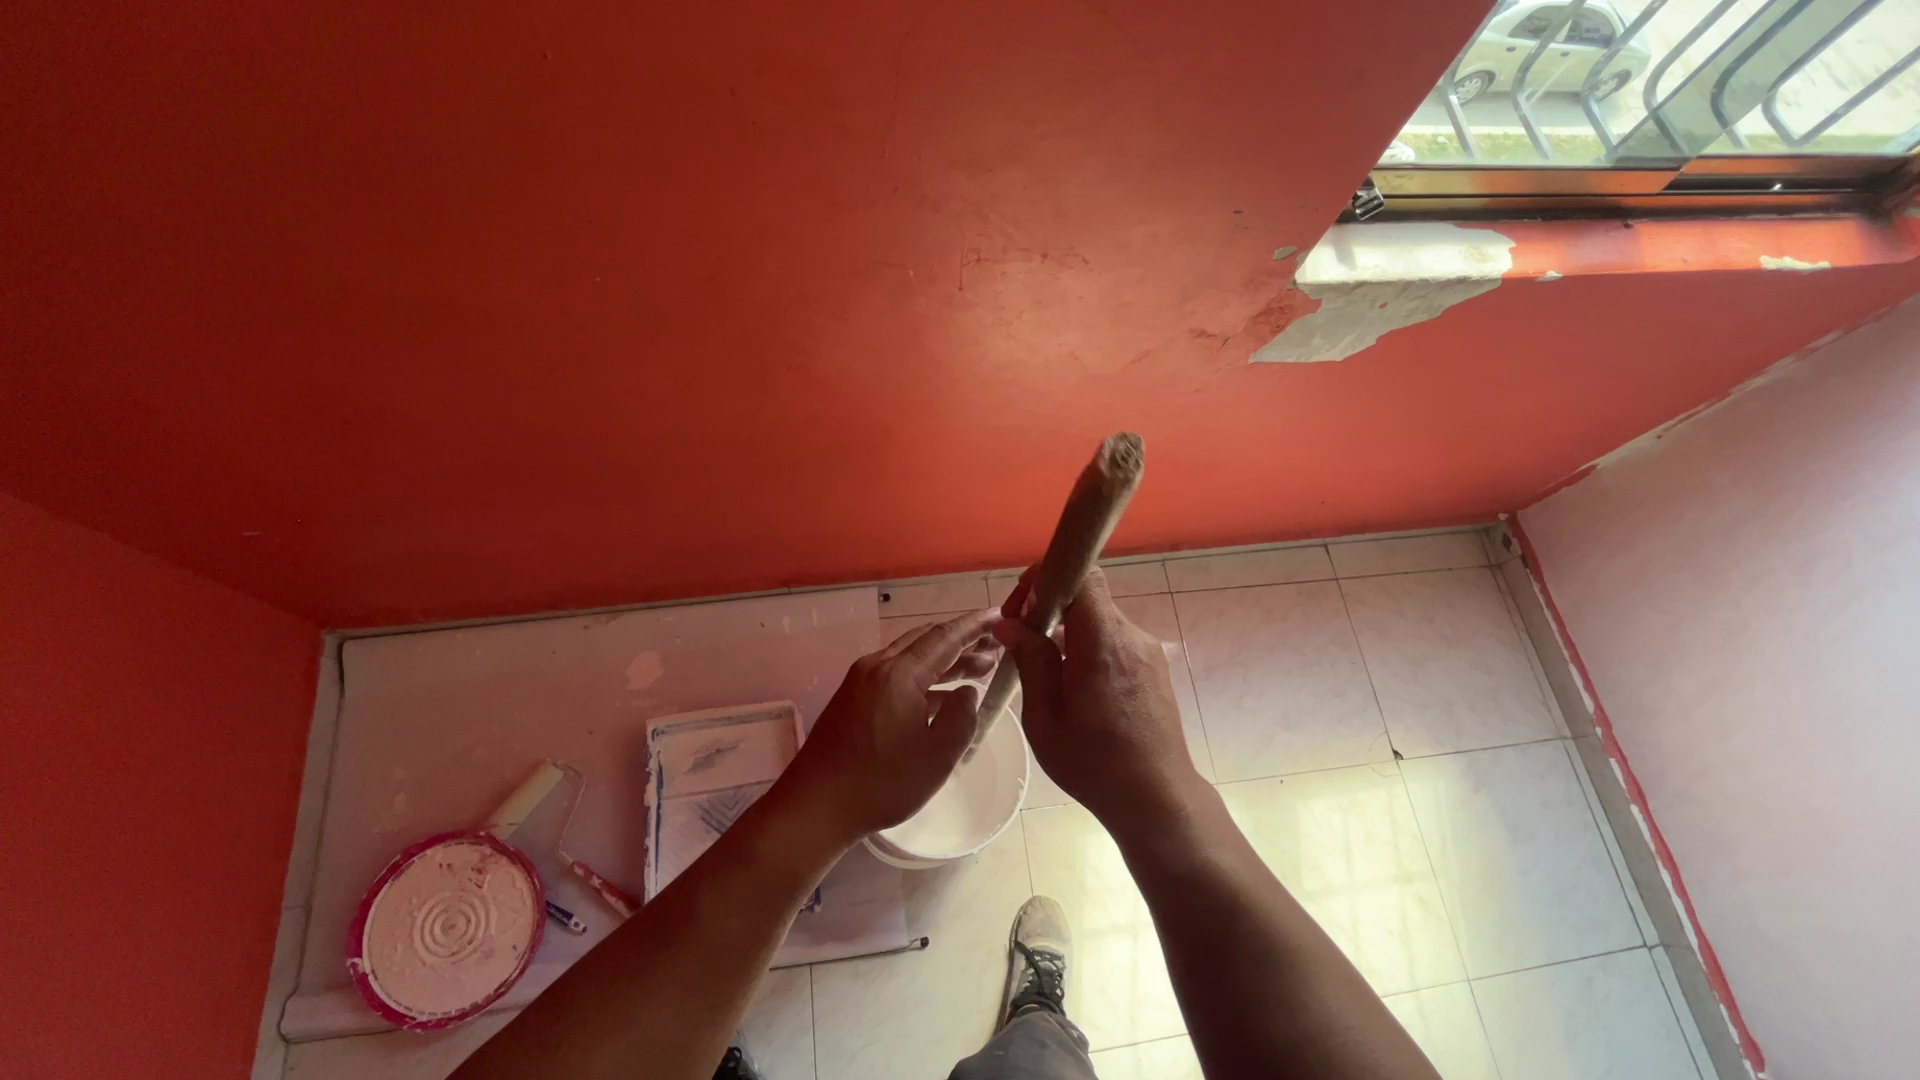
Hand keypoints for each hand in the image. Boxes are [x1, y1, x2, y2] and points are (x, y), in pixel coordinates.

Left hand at [780, 610, 1001, 842]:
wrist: (816, 805)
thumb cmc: (881, 783)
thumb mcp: (937, 755)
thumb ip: (962, 717)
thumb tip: (968, 691)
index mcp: (899, 673)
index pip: (945, 637)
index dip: (976, 626)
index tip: (1001, 616)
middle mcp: (877, 666)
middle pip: (926, 640)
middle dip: (962, 642)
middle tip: (996, 649)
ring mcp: (861, 681)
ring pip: (910, 656)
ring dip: (943, 660)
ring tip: (978, 671)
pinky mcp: (853, 698)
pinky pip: (895, 673)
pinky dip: (923, 676)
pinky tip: (942, 696)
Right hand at [993, 567, 1200, 827]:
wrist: (1156, 798)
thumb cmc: (1093, 763)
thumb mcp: (1045, 717)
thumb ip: (1030, 661)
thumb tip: (1009, 624)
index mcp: (1103, 643)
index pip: (1082, 575)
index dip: (1045, 578)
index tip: (1020, 609)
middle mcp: (1131, 636)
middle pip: (1088, 597)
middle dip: (1049, 608)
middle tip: (1020, 641)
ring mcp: (1147, 651)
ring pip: (1099, 620)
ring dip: (1068, 631)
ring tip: (1045, 671)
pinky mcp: (1154, 668)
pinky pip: (1114, 641)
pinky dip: (1088, 648)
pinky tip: (1074, 687)